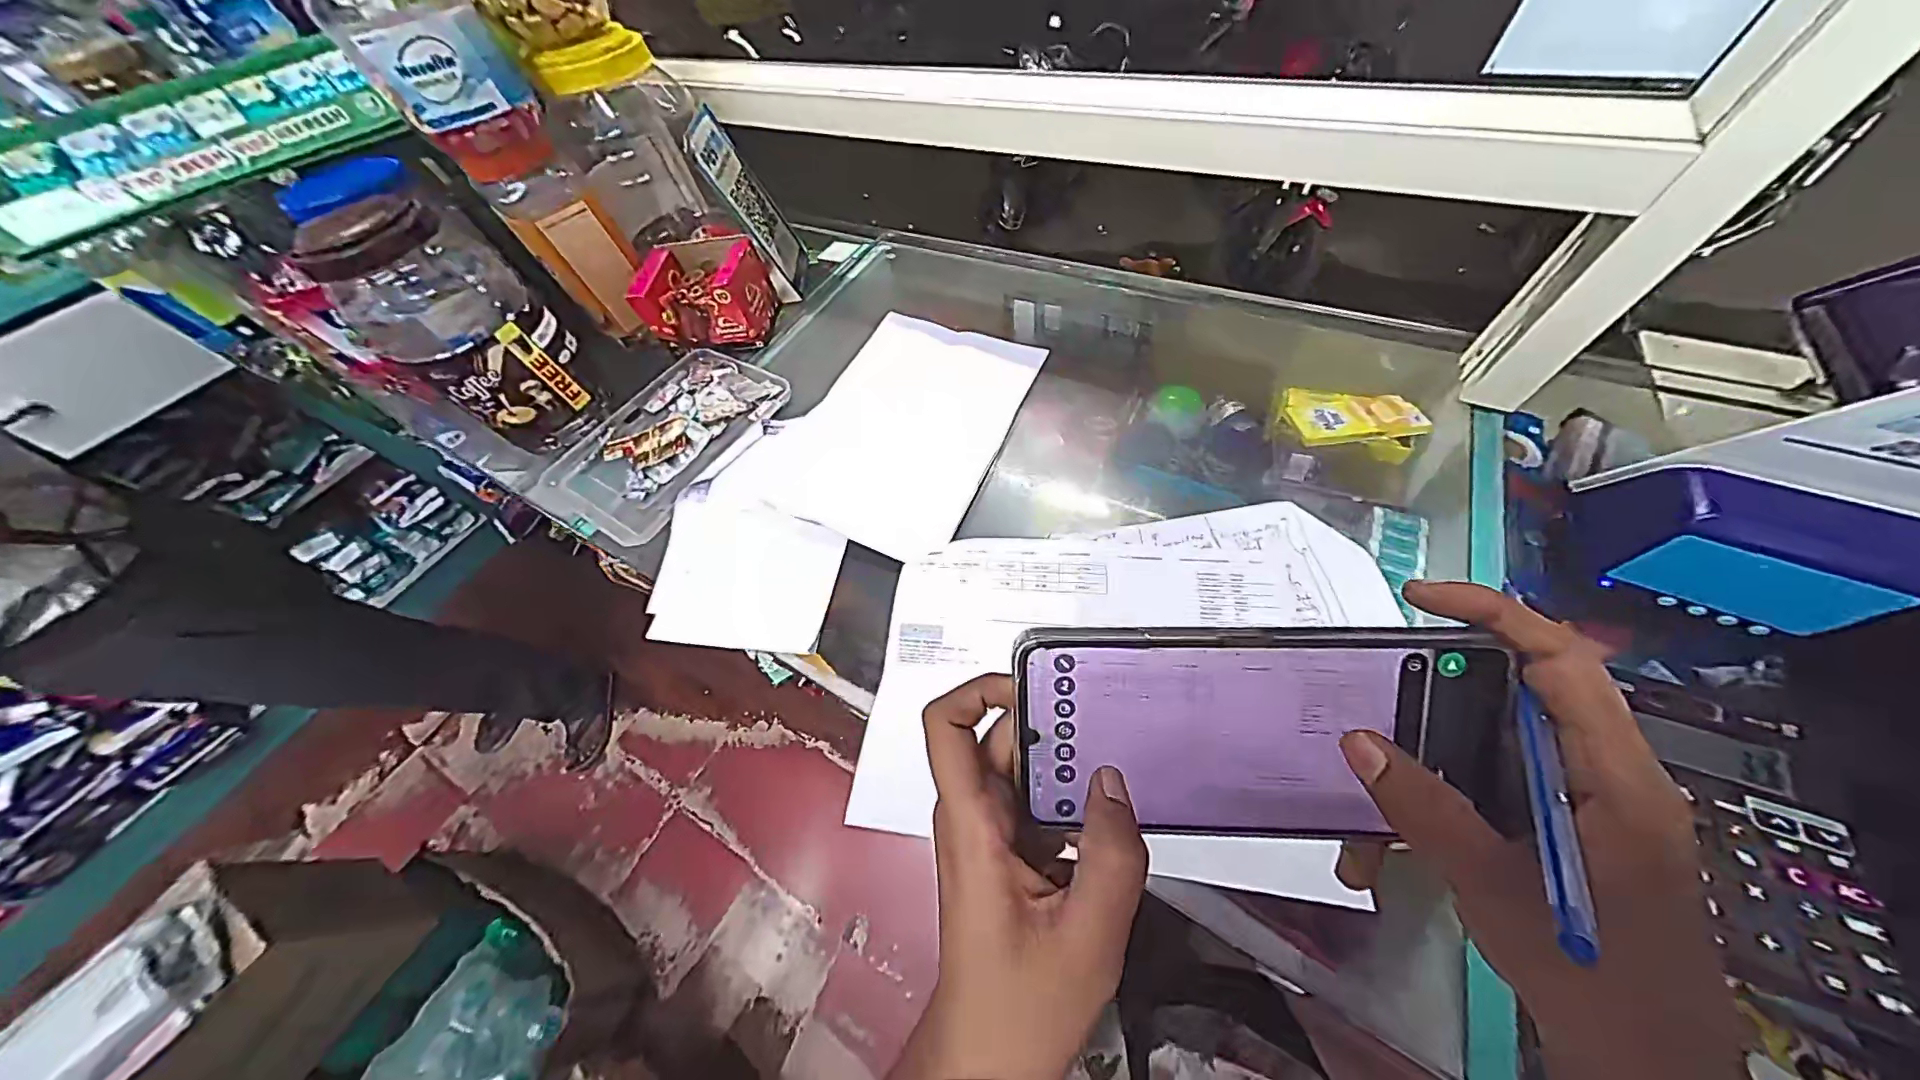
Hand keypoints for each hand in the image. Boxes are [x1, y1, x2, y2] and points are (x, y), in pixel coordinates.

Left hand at [891, 675, 1148, 1079]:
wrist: (990, 1052)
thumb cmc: (1016, 1007)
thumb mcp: (1088, 936)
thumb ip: (1112, 856)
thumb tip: (1113, 786)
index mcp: (971, 825)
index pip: (944, 725)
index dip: (978, 689)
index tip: (1031, 684)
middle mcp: (972, 818)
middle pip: (997, 737)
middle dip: (1046, 723)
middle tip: (1098, 720)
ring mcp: (989, 832)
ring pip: (1021, 768)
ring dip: (1064, 762)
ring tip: (1112, 763)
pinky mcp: (1008, 850)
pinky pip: (1036, 801)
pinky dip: (1069, 796)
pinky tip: (1106, 812)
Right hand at [1336, 582, 1742, 1079]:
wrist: (1642, 1060)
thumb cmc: (1590, 972)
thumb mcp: (1493, 886)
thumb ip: (1425, 808)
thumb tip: (1357, 739)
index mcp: (1614, 776)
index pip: (1562, 659)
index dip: (1493, 613)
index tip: (1420, 597)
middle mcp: (1601, 773)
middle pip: (1517, 692)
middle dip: (1435, 691)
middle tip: (1375, 690)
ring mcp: (1577, 799)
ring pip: (1488, 744)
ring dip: (1422, 763)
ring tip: (1370, 811)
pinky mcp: (1553, 822)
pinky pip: (1482, 785)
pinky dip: (1430, 802)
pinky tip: (1386, 853)